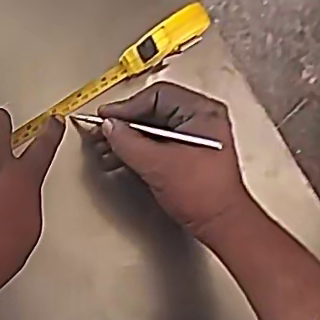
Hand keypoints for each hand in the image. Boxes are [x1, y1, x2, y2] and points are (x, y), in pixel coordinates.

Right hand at [96, 82, 257, 241]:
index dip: (126, 107)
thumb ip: (128, 142)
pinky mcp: (184, 156)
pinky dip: (135, 151)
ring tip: (105, 149)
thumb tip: (110, 126)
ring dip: (125, 140)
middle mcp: (199, 121)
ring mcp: (192, 138)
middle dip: (123, 125)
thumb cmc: (204, 194)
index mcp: (202, 112)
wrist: (219, 223)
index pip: (156, 96)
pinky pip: (155, 145)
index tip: (105, 117)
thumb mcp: (158, 164)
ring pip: (151, 129)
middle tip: (101, 133)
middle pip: (152, 111)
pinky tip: (118, 159)